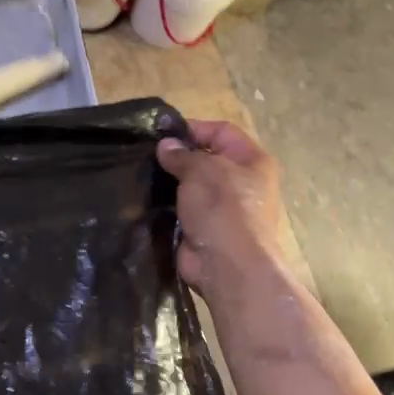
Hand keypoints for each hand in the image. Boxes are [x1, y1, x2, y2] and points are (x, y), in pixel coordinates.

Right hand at [155, 120, 286, 300]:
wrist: (227, 265)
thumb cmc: (224, 209)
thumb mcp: (202, 171)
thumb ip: (182, 155)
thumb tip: (165, 145)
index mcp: (252, 161)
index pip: (221, 132)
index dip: (193, 129)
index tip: (160, 134)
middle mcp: (241, 181)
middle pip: (206, 158)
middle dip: (178, 156)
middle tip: (145, 155)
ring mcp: (222, 206)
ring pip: (192, 184)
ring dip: (170, 181)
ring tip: (141, 175)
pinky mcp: (204, 227)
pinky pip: (183, 208)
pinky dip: (167, 204)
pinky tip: (145, 199)